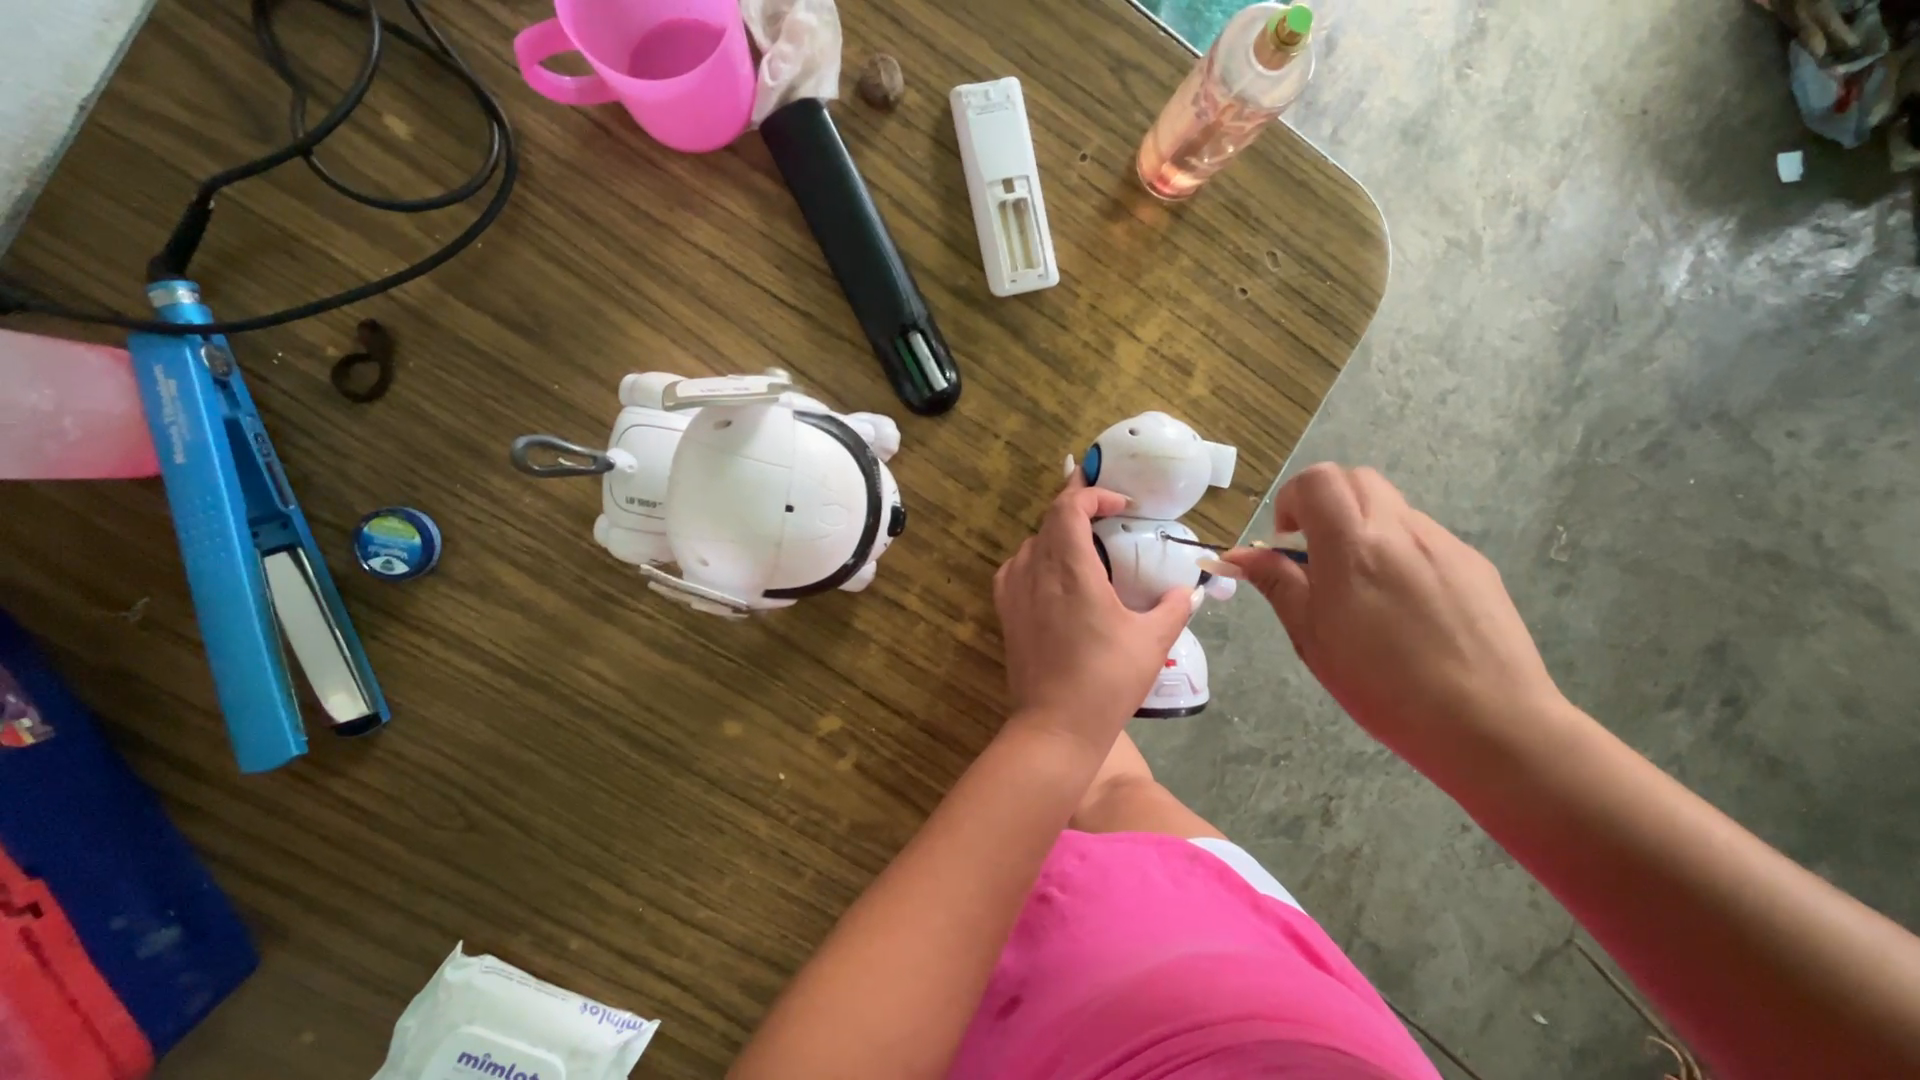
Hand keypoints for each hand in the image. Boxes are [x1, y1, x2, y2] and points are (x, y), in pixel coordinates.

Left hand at [994, 474, 1196, 748]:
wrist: (1056, 726)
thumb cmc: (1106, 680)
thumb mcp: (1152, 641)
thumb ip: (1173, 608)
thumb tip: (1188, 591)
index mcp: (1069, 568)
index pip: (1068, 507)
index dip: (1091, 493)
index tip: (1120, 504)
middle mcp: (1035, 571)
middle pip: (1048, 520)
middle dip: (1076, 506)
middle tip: (1107, 511)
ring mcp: (1014, 592)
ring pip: (1032, 543)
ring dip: (1058, 533)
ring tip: (1087, 544)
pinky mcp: (1006, 613)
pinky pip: (1017, 568)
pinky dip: (1038, 558)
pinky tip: (1056, 576)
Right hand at [1224, 464, 1566, 762]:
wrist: (1490, 722)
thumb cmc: (1384, 687)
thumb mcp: (1313, 640)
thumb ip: (1278, 585)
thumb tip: (1241, 555)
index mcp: (1353, 546)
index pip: (1316, 481)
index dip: (1292, 500)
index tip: (1287, 542)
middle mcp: (1400, 530)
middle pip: (1356, 479)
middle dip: (1326, 504)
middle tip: (1317, 556)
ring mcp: (1444, 544)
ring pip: (1392, 508)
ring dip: (1364, 529)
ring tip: (1365, 592)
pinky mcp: (1475, 565)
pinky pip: (1425, 539)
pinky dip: (1400, 553)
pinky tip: (1408, 610)